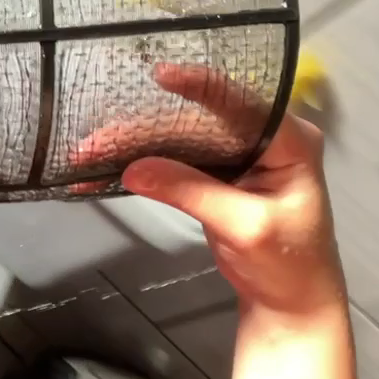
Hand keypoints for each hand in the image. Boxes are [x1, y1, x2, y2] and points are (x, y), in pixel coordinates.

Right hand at [120, 64, 345, 315]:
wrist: (289, 303)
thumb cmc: (287, 263)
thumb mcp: (244, 226)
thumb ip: (192, 192)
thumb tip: (133, 169)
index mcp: (289, 140)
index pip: (242, 101)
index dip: (201, 86)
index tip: (161, 74)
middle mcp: (263, 138)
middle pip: (197, 119)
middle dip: (144, 127)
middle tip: (98, 136)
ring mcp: (236, 156)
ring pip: (178, 139)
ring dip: (134, 145)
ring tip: (89, 151)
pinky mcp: (215, 174)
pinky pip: (174, 159)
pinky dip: (141, 164)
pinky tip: (105, 167)